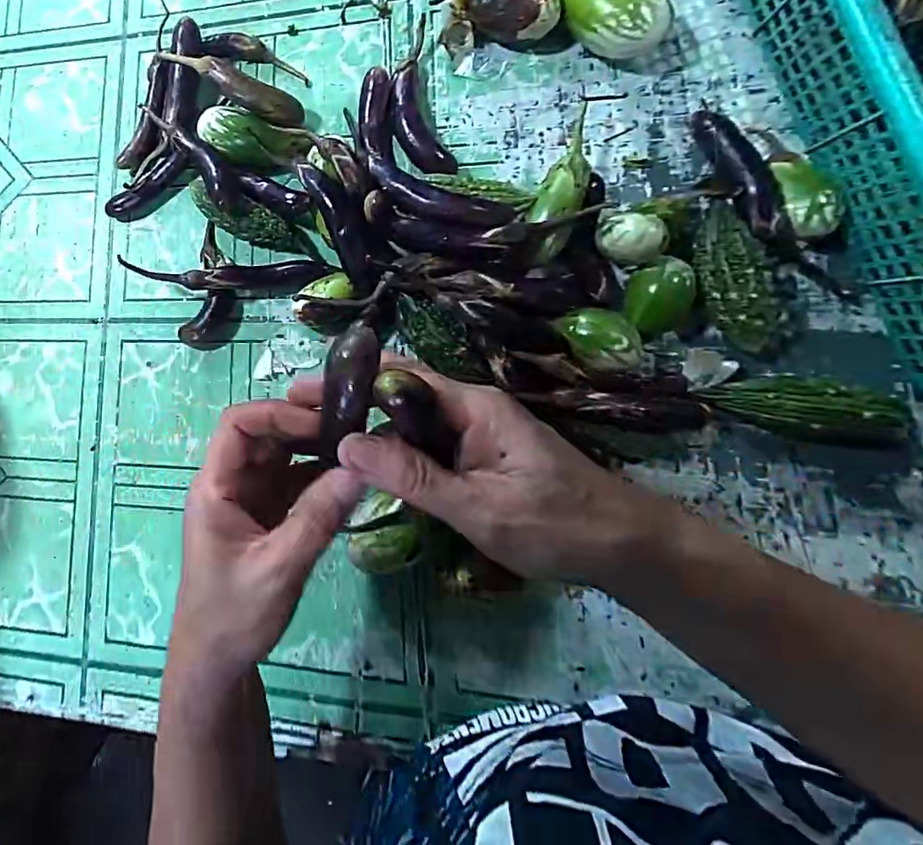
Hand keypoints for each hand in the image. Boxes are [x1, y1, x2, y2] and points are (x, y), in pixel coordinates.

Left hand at [167, 400, 366, 680]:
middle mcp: (229, 483)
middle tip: (350, 426)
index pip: (238, 424)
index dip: (277, 414)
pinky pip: (292, 481)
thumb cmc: (233, 617)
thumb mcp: (278, 568)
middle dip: (302, 425)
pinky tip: (347, 477)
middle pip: (262, 434)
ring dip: (313, 448)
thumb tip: (357, 470)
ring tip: (356, 445)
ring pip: (280, 455)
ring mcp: (248, 498)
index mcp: (215, 487)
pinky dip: (318, 475)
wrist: (216, 663)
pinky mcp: (265, 515)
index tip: (320, 422)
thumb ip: (316, 519)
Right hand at [289, 357, 679, 586]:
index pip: (400, 376)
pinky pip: (427, 444)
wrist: (624, 546)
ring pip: (411, 422)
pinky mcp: (479, 455)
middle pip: (400, 395)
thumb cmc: (558, 525)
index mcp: (473, 406)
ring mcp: (475, 432)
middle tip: (298, 421)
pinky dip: (395, 452)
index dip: (349, 380)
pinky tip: (368, 467)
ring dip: (370, 430)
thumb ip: (414, 477)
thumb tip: (348, 445)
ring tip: (319, 442)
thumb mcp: (480, 508)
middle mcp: (470, 408)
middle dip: (351, 404)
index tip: (301, 392)